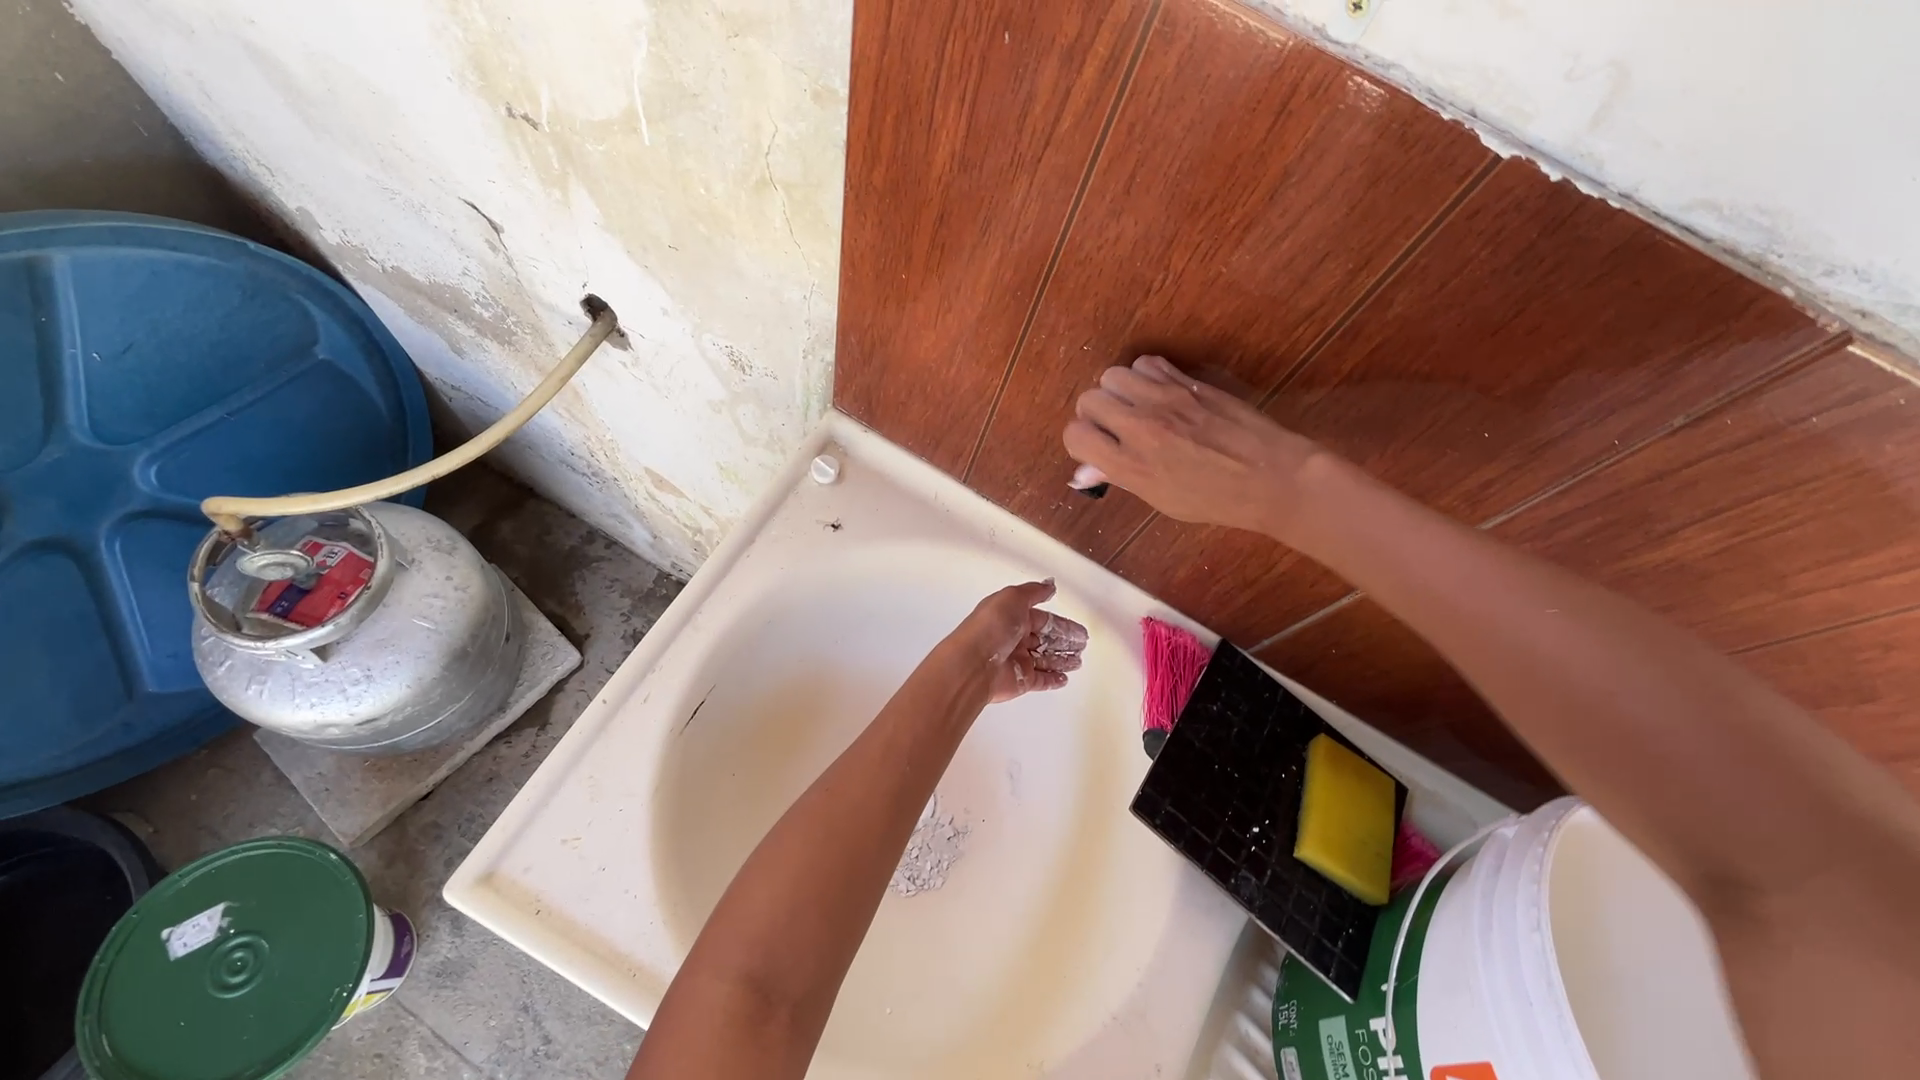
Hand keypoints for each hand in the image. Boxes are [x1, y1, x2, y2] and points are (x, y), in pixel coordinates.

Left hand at [947, 581, 1088, 702]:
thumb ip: (1034, 591)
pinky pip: (1041, 680)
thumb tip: (1050, 584)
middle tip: (1082, 645)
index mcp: (1012, 616)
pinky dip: (1053, 679)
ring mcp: (1018, 661)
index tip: (1079, 630)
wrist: (974, 663)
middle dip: (1064, 641)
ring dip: (1062, 660)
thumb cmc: (991, 626)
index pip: (1042, 619)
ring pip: (1045, 660)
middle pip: (1045, 639)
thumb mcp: (1012, 597)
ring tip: (1078, 661)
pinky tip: (1065, 677)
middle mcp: (1015, 638)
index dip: (1061, 624)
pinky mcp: (1021, 681)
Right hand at [1062, 355, 1324, 536]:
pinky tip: (1159, 391)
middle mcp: (1140, 428)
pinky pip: (1147, 363)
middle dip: (1097, 412)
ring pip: (1113, 375)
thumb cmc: (1215, 499)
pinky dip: (1146, 374)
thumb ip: (1119, 477)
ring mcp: (1165, 400)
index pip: (1075, 434)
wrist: (1271, 477)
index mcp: (1131, 466)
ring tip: (1137, 405)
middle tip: (1117, 426)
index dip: (1082, 439)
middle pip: (1089, 399)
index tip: (1098, 446)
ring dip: (1119, 390)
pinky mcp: (1188, 382)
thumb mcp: (1161, 500)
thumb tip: (1082, 472)